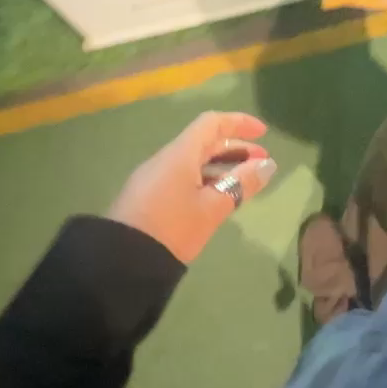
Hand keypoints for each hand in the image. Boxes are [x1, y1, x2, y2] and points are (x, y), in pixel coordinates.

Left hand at [107, 111, 275, 262]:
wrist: (118, 264)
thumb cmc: (172, 228)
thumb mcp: (213, 207)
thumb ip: (242, 184)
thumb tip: (268, 164)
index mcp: (181, 153)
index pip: (213, 123)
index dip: (240, 123)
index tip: (264, 134)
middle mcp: (166, 159)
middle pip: (205, 142)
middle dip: (236, 148)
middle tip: (262, 162)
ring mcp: (154, 178)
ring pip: (194, 161)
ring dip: (222, 166)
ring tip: (245, 182)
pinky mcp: (147, 198)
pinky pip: (183, 176)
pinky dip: (206, 179)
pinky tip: (217, 198)